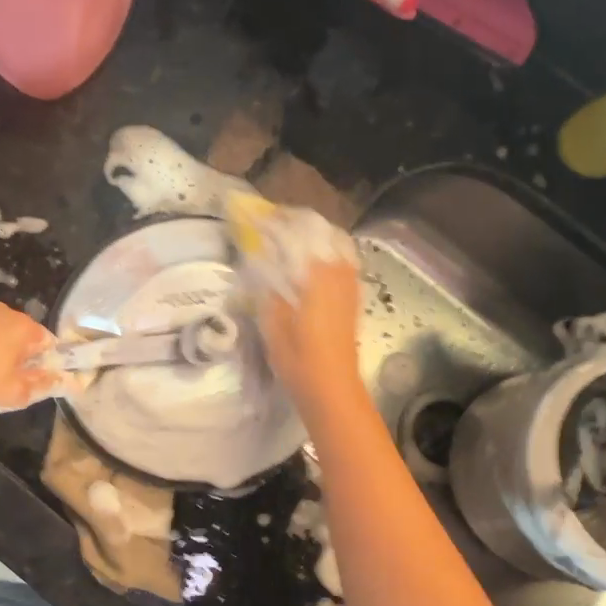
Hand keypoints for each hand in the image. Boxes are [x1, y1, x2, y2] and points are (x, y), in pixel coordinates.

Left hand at [0, 302, 60, 419]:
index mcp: (21, 326)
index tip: (29, 383)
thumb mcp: (15, 394)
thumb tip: (72, 381)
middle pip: (21, 333)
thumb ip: (46, 384)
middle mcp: (0, 310)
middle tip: (4, 382)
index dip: (43, 364)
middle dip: (19, 355)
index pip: (47, 342)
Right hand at [232, 202, 364, 416]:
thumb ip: (268, 287)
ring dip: (311, 232)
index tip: (253, 217)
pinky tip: (309, 256)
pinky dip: (325, 247)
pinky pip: (342, 257)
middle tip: (270, 221)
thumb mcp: (272, 323)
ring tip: (289, 233)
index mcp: (314, 275)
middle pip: (318, 230)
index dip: (272, 222)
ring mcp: (348, 282)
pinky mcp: (352, 295)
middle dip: (294, 221)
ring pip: (334, 241)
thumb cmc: (299, 359)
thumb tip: (258, 260)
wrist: (333, 388)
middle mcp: (336, 271)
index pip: (293, 234)